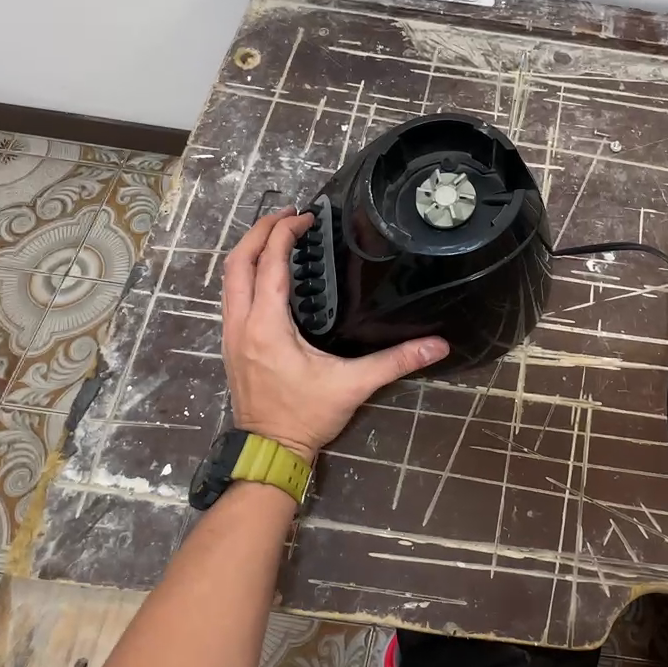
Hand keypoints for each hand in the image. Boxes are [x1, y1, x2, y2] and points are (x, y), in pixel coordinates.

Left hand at [221, 209, 449, 461]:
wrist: (269, 453)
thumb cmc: (307, 416)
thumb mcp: (353, 385)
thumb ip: (395, 361)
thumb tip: (438, 346)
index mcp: (266, 326)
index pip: (268, 264)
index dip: (283, 234)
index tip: (306, 217)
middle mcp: (241, 324)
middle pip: (237, 262)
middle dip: (259, 231)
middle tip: (288, 213)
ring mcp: (231, 334)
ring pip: (229, 278)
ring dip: (249, 250)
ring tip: (277, 233)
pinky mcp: (231, 343)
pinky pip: (231, 294)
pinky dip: (246, 271)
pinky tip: (268, 271)